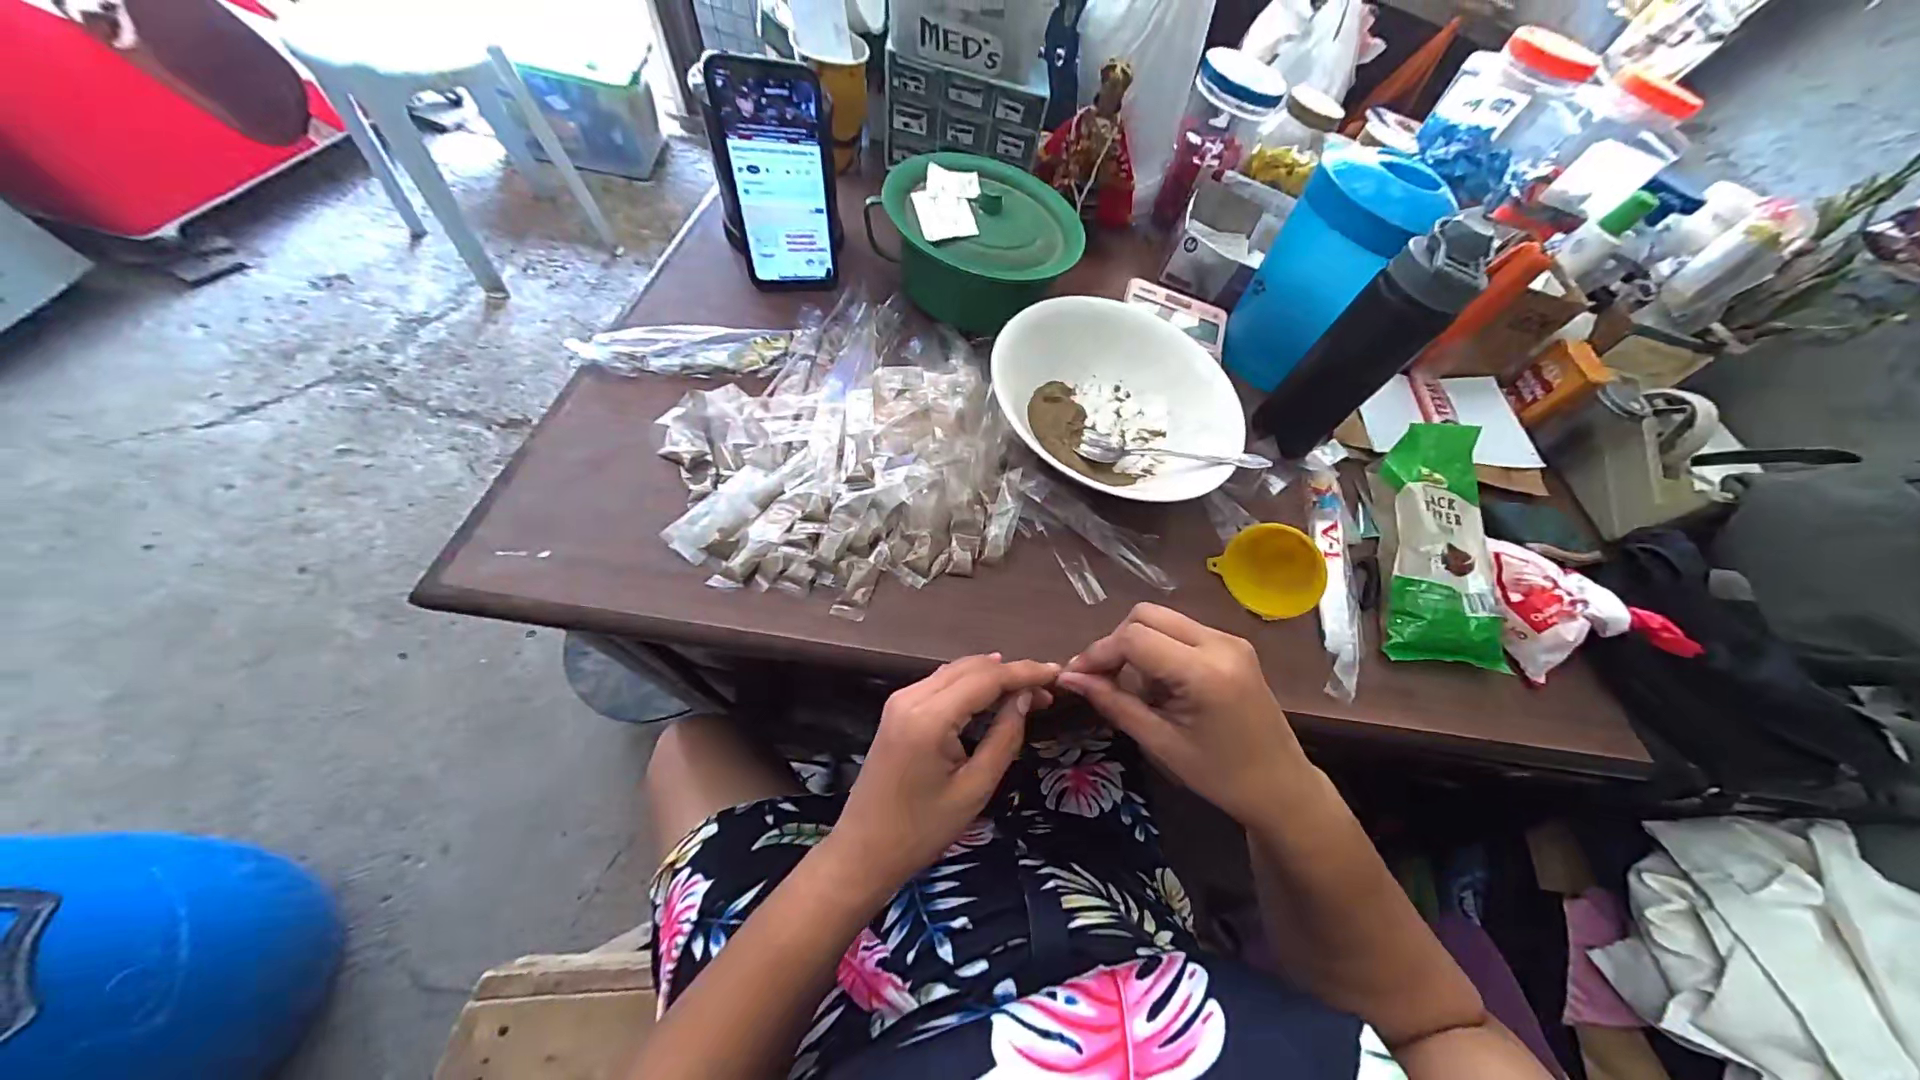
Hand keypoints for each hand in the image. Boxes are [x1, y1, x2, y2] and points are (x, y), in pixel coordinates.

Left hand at [832, 654, 1058, 889]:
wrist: (864, 850)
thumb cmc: (922, 829)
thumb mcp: (975, 788)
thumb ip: (1004, 737)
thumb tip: (1025, 698)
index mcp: (930, 717)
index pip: (986, 678)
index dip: (1025, 672)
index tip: (1058, 673)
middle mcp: (911, 697)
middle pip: (970, 667)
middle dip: (1011, 672)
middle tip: (1047, 688)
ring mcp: (900, 700)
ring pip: (955, 671)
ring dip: (991, 676)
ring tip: (1028, 692)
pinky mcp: (897, 709)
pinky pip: (940, 684)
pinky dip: (970, 684)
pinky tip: (992, 695)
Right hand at [1057, 604, 1311, 823]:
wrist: (1282, 787)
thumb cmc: (1220, 775)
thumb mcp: (1160, 742)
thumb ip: (1112, 703)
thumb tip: (1069, 678)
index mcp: (1203, 671)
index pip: (1133, 638)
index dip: (1098, 653)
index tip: (1076, 677)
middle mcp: (1219, 643)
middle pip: (1145, 615)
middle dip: (1116, 643)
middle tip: (1102, 679)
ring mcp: (1229, 640)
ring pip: (1161, 619)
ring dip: (1136, 644)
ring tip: (1132, 687)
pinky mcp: (1232, 645)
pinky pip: (1180, 630)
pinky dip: (1157, 648)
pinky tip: (1158, 684)